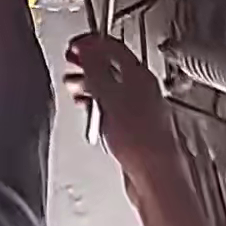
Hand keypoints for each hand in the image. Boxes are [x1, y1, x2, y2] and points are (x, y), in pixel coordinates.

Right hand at [65, 33, 176, 165]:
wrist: (156, 182)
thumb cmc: (141, 143)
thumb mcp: (109, 99)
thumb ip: (95, 71)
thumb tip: (86, 50)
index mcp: (140, 76)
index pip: (113, 46)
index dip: (91, 43)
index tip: (73, 46)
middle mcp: (142, 89)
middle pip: (111, 64)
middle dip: (88, 61)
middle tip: (70, 61)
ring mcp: (139, 108)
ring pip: (110, 85)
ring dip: (89, 81)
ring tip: (72, 84)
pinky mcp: (133, 127)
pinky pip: (110, 104)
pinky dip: (96, 101)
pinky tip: (87, 107)